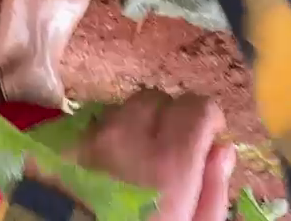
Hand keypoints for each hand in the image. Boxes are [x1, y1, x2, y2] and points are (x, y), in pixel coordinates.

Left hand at [77, 90, 238, 220]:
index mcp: (169, 160)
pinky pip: (98, 119)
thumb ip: (213, 190)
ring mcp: (94, 133)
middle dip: (171, 116)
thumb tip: (222, 149)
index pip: (197, 106)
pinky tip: (112, 160)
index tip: (210, 135)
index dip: (209, 118)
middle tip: (173, 149)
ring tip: (141, 155)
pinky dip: (111, 130)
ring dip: (139, 121)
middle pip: (159, 99)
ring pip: (126, 105)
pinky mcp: (68, 139)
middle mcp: (130, 133)